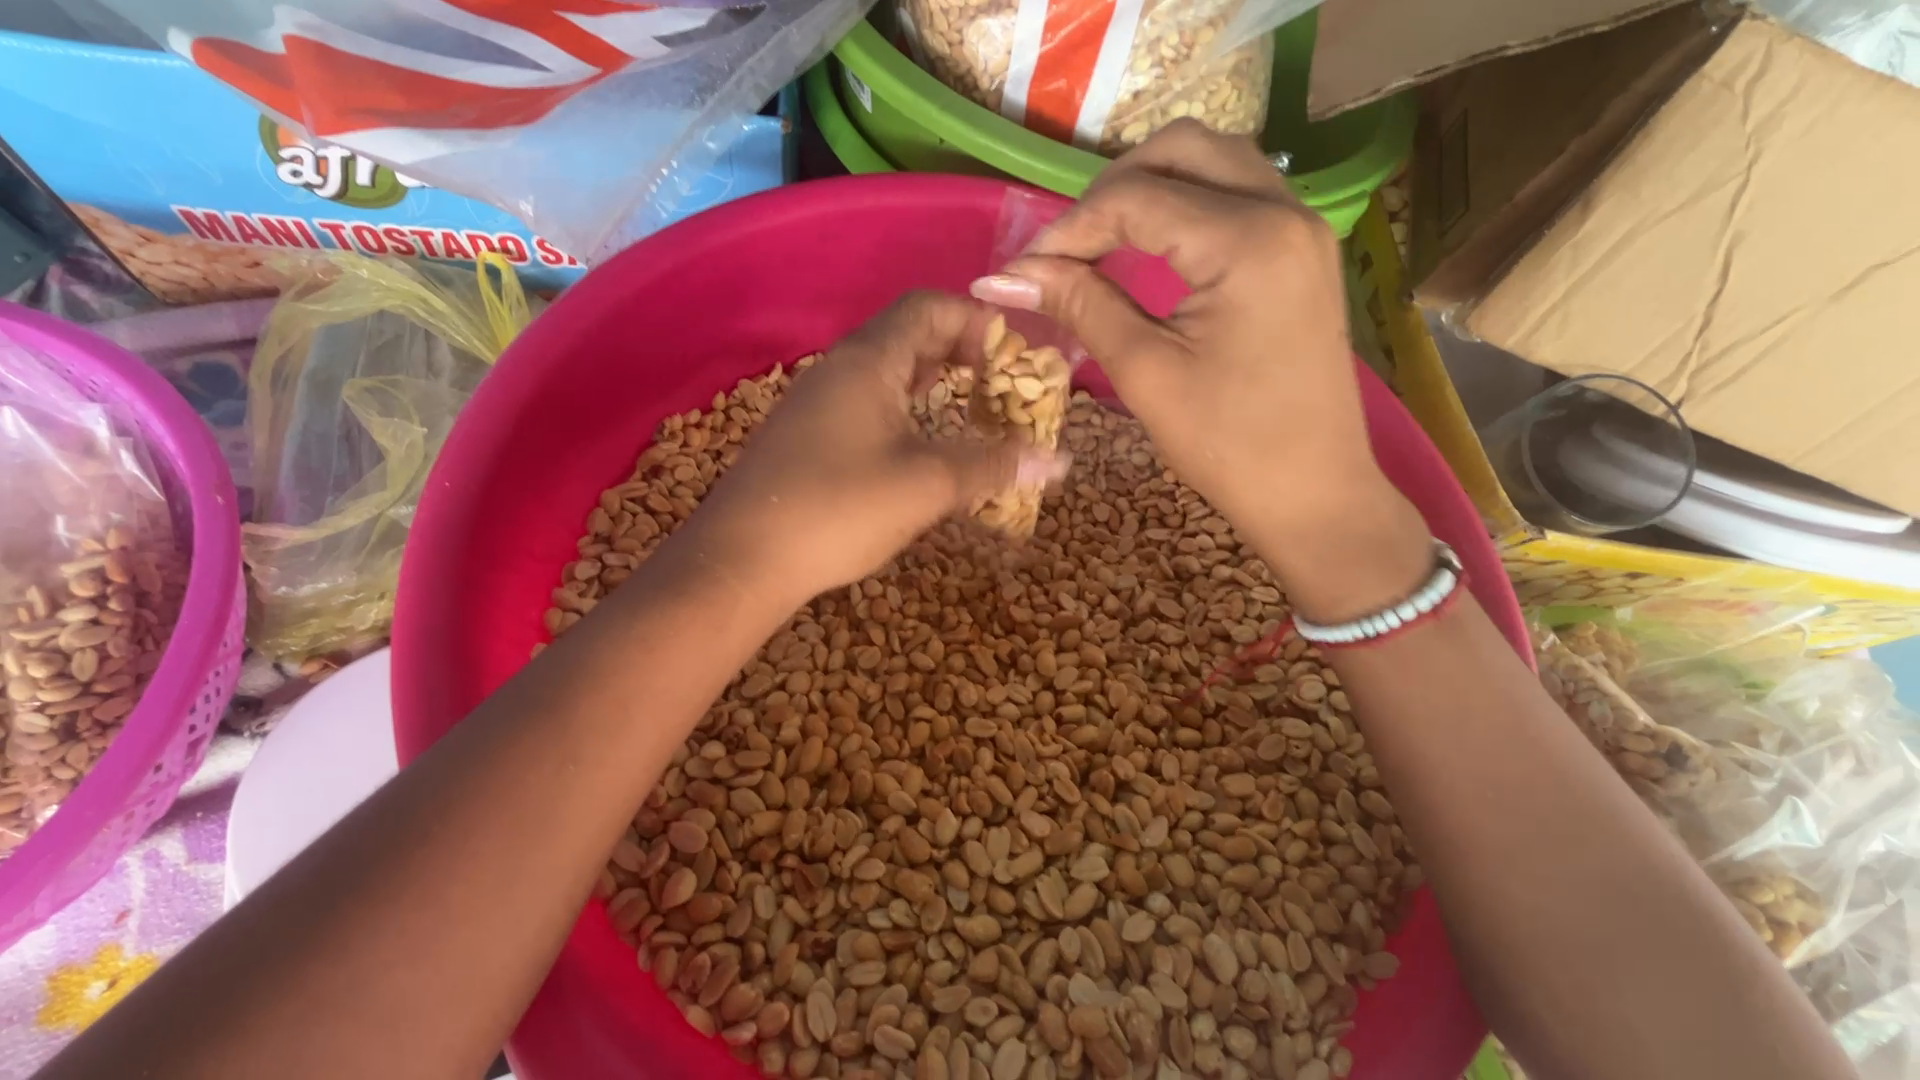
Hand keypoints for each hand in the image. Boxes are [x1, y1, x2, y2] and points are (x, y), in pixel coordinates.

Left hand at [664, 291, 1070, 610]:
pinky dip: (907, 412)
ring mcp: (818, 403)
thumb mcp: (926, 485)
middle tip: (1004, 386)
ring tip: (973, 413)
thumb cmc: (837, 508)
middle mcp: (840, 369)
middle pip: (909, 336)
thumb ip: (993, 465)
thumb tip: (1059, 460)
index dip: (979, 321)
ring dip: (934, 385)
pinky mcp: (807, 438)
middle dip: (963, 354)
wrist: (741, 559)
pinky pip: (868, 404)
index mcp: (869, 360)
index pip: (930, 307)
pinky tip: (923, 449)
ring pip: (888, 373)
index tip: (1017, 355)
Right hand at [969, 120, 1429, 619]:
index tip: (1022, 270)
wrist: (1314, 493)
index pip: (1136, 198)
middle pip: (1181, 149)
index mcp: (1248, 241)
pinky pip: (1239, 193)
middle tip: (1068, 249)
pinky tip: (1154, 247)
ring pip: (1214, 161)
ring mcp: (1303, 226)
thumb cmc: (1229, 444)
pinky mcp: (1303, 250)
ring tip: (1103, 241)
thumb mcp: (1146, 373)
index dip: (1069, 228)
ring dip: (1152, 186)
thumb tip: (1003, 276)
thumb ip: (1080, 305)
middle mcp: (1284, 211)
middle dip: (1111, 189)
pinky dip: (1188, 203)